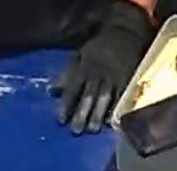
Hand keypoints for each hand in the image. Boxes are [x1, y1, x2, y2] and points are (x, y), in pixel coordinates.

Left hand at [53, 0, 151, 134]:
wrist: (126, 32)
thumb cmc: (98, 49)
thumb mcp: (80, 56)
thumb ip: (66, 75)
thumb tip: (50, 91)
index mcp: (84, 68)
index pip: (73, 88)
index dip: (66, 105)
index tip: (61, 121)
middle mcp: (98, 74)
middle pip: (89, 95)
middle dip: (82, 113)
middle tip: (76, 131)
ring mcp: (113, 77)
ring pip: (104, 98)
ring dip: (98, 114)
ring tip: (93, 130)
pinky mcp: (126, 80)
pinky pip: (120, 96)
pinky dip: (115, 109)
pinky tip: (110, 122)